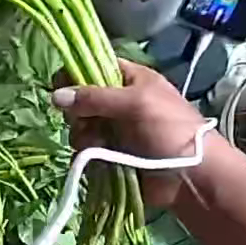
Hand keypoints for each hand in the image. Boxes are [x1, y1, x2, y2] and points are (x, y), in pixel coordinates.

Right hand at [52, 60, 210, 206]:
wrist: (190, 177)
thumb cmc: (170, 130)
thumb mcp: (135, 103)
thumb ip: (95, 97)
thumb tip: (55, 96)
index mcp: (132, 81)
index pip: (96, 67)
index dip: (76, 74)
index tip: (58, 86)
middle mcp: (121, 104)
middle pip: (83, 100)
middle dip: (78, 112)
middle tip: (84, 121)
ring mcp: (115, 131)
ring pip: (81, 128)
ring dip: (82, 136)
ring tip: (94, 144)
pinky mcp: (111, 156)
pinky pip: (87, 152)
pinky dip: (85, 155)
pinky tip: (94, 158)